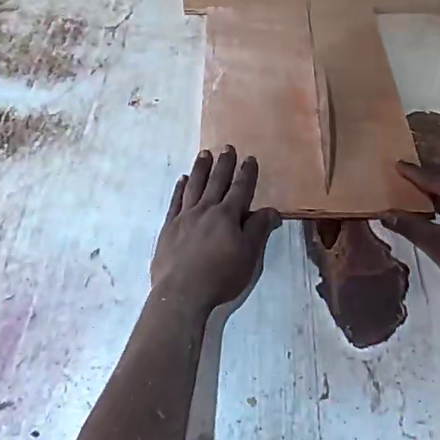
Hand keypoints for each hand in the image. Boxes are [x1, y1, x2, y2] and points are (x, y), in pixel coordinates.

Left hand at [151, 147, 281, 310]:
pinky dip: (180, 189)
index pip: (240, 189)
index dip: (246, 173)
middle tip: (227, 148)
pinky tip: (182, 180)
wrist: (181, 292)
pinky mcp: (168, 228)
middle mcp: (205, 210)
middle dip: (223, 164)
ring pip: (194, 186)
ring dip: (200, 169)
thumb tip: (271, 210)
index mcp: (227, 216)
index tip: (249, 159)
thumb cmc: (220, 276)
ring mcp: (184, 217)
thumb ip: (258, 230)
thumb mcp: (248, 255)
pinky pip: (175, 202)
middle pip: (216, 182)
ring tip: (204, 154)